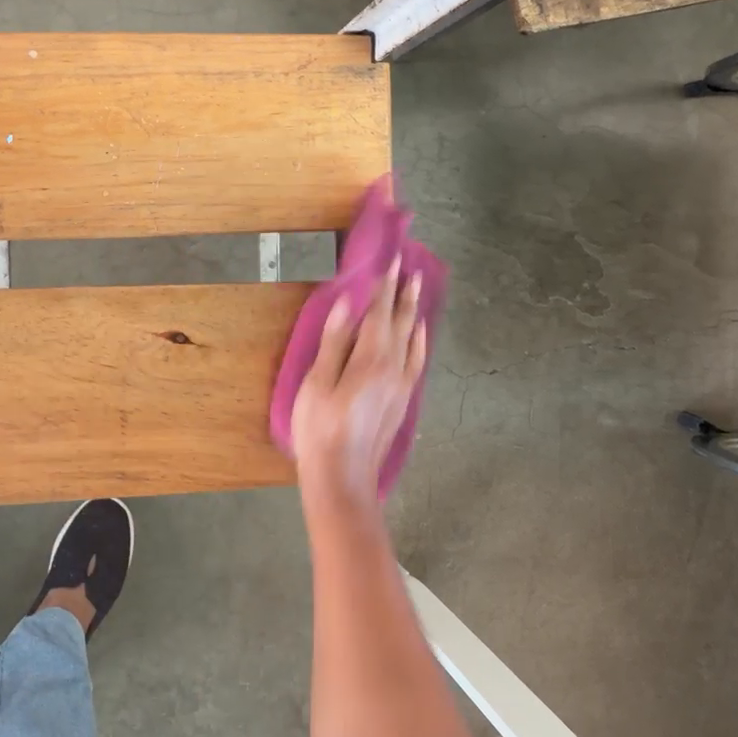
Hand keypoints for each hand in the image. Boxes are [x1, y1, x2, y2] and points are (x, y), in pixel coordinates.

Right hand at [291, 259, 426, 505]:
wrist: (343, 477)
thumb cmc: (321, 429)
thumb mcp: (317, 383)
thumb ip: (334, 342)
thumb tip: (347, 304)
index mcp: (371, 360)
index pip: (380, 313)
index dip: (385, 285)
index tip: (393, 259)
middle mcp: (394, 368)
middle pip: (402, 323)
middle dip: (404, 293)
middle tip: (410, 267)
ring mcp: (402, 385)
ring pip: (413, 339)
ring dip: (413, 312)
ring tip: (416, 289)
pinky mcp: (402, 399)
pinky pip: (417, 359)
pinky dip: (419, 340)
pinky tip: (419, 334)